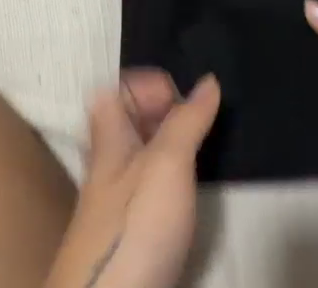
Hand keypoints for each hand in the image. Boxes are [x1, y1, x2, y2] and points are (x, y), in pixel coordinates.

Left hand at [45, 70, 220, 287]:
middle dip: (165, 113)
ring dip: (174, 148)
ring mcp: (119, 205)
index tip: (182, 95)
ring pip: (144, 158)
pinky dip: (175, 183)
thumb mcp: (165, 165)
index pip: (114, 92)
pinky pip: (153, 192)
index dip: (144, 84)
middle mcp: (110, 168)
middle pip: (130, 124)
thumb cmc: (133, 228)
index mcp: (109, 141)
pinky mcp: (133, 237)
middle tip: (204, 118)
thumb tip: (207, 80)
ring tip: (209, 147)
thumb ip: (186, 121)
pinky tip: (195, 192)